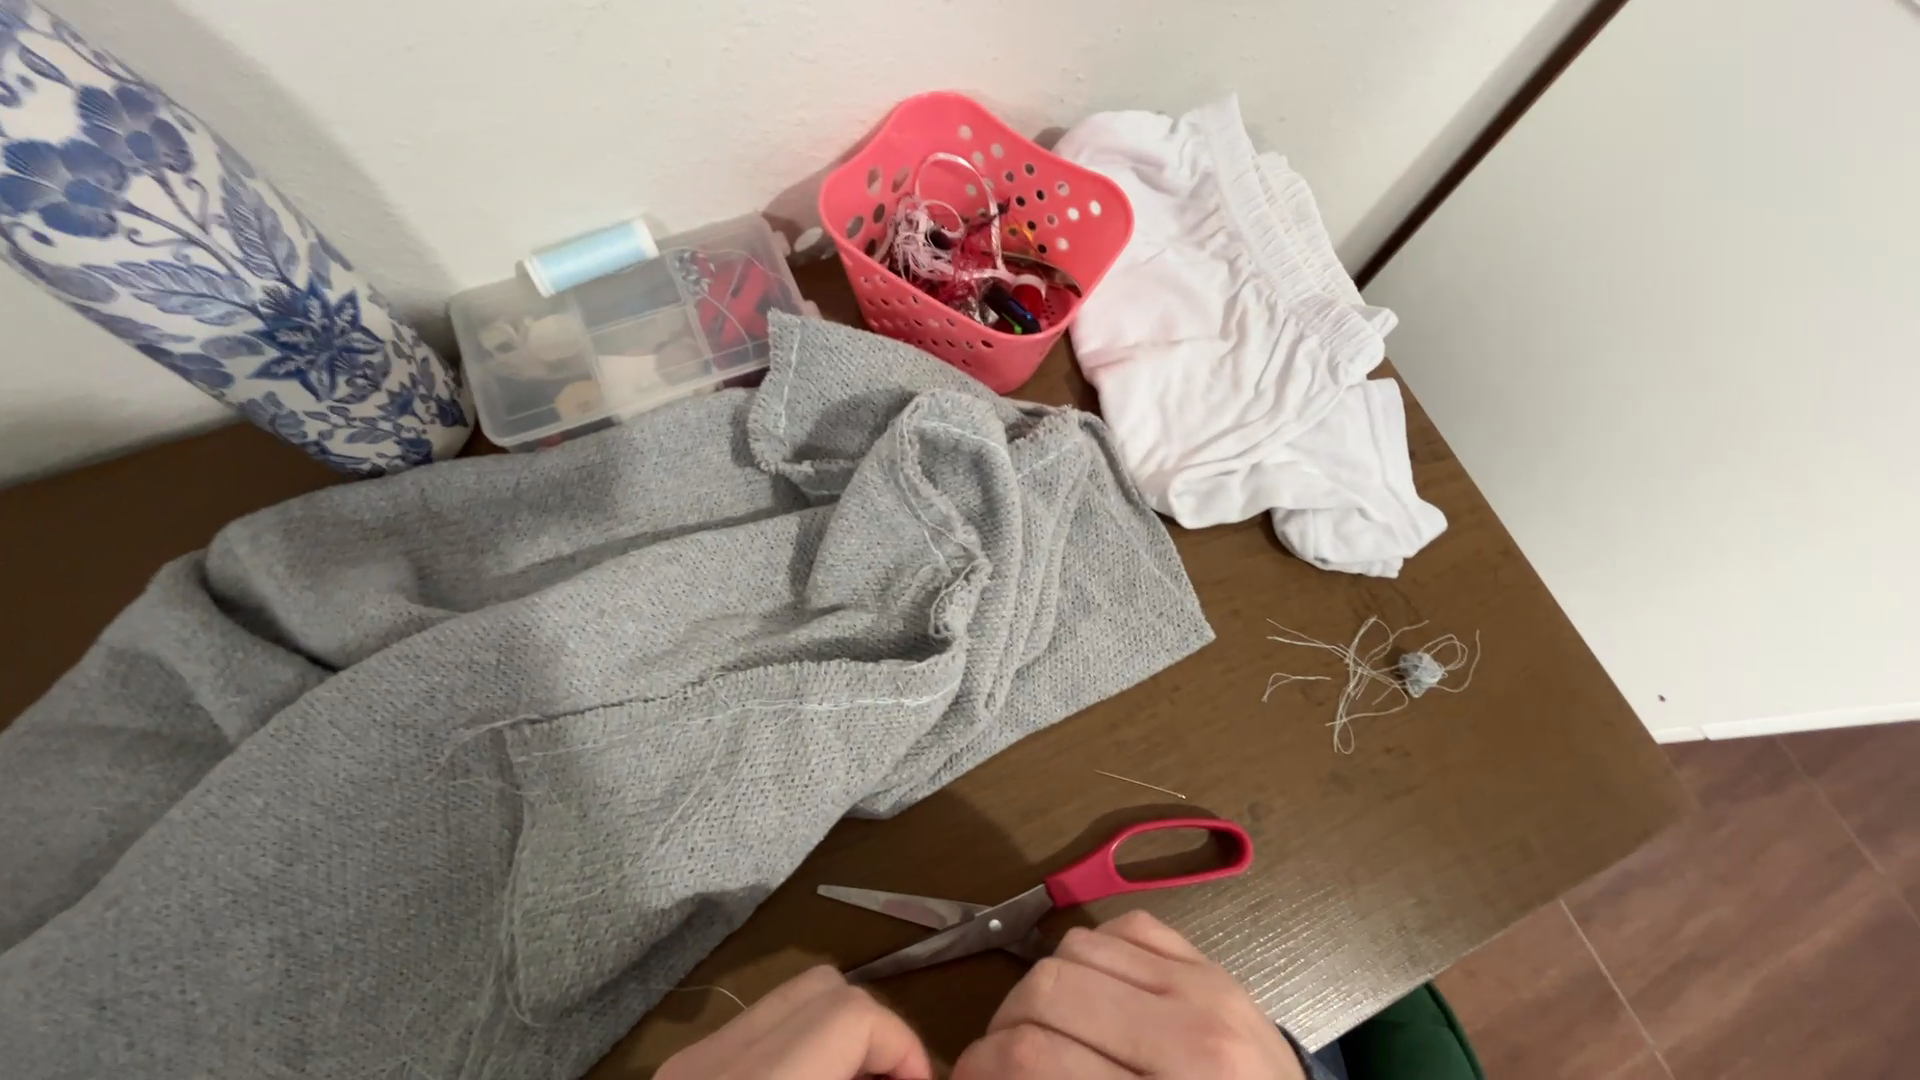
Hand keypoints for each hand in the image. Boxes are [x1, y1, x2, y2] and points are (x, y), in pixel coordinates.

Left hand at [657, 965, 932, 1079]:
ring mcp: (692, 1059)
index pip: (851, 1015)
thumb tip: (916, 1073)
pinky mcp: (681, 1068)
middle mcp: (716, 1058)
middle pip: (823, 988)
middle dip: (874, 1028)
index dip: (904, 1044)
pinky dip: (800, 1046)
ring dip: (839, 1032)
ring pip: (790, 999)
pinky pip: (758, 1028)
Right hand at [954, 911, 1305, 1078]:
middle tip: (995, 1059)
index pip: (1037, 1056)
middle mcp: (1191, 1029)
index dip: (982, 1068)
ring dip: (1042, 988)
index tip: (966, 1079)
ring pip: (1076, 948)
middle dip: (1001, 1027)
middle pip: (1047, 989)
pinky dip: (1093, 955)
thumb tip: (993, 1074)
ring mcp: (1205, 983)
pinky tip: (1094, 995)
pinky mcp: (1211, 962)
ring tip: (1045, 1028)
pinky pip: (1124, 926)